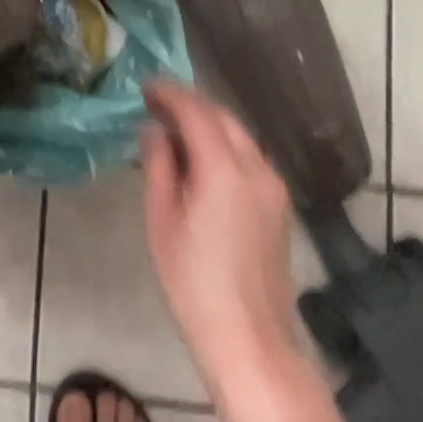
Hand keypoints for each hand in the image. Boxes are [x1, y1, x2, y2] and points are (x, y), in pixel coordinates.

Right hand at [140, 81, 335, 419]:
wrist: (248, 335)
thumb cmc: (192, 280)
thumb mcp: (161, 220)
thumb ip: (158, 166)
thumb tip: (153, 130)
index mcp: (223, 168)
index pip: (196, 111)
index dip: (168, 93)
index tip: (143, 86)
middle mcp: (255, 168)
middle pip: (222, 117)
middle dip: (189, 104)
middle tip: (155, 104)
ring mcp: (273, 187)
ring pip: (239, 135)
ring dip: (208, 123)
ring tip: (173, 129)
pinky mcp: (278, 205)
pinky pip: (249, 157)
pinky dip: (223, 145)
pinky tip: (200, 159)